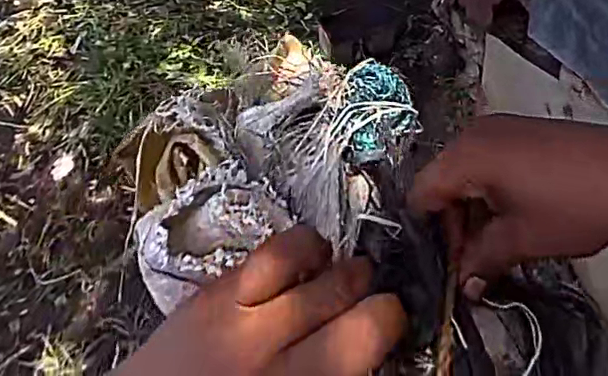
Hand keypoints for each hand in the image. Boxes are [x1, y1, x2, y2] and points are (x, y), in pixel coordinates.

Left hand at [117, 226, 405, 375]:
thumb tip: (365, 356)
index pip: (361, 342)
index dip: (390, 323)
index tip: (396, 320)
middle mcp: (271, 356)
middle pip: (342, 302)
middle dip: (371, 292)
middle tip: (377, 293)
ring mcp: (236, 317)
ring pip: (305, 263)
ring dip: (334, 262)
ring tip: (342, 267)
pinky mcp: (210, 293)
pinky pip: (266, 254)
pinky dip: (295, 249)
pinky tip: (303, 259)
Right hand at [410, 116, 607, 289]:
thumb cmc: (572, 205)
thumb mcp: (522, 239)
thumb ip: (483, 259)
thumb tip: (462, 282)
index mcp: (466, 154)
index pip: (422, 191)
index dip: (428, 232)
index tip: (447, 265)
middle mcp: (474, 132)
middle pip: (442, 179)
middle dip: (453, 223)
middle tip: (474, 262)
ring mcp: (497, 127)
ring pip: (464, 171)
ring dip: (473, 209)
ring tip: (496, 245)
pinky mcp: (518, 130)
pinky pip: (486, 160)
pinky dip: (489, 190)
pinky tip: (513, 216)